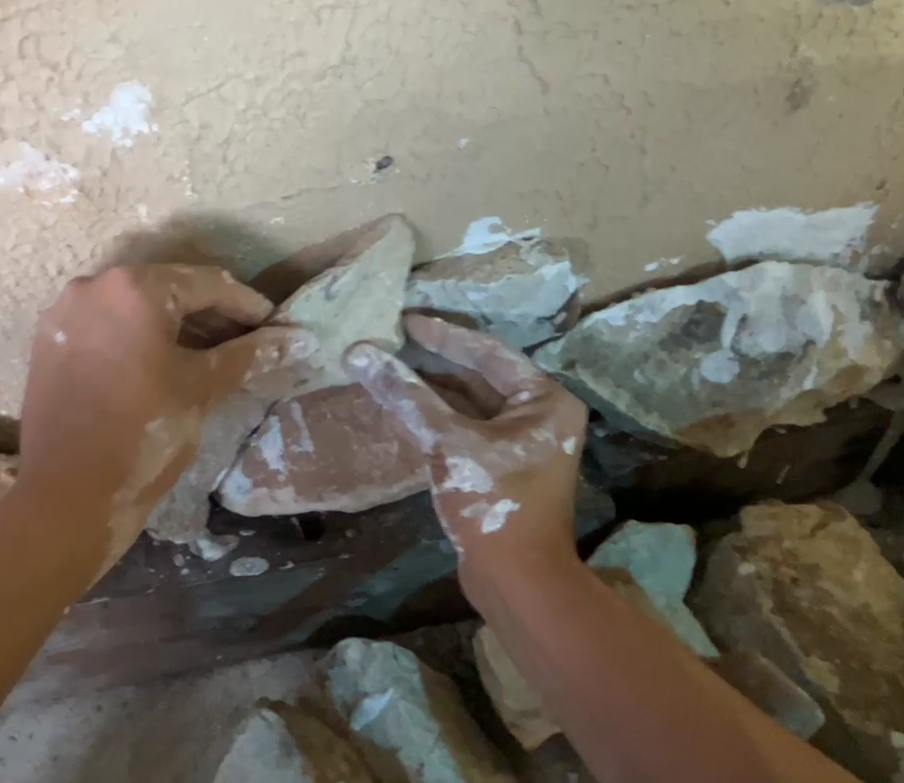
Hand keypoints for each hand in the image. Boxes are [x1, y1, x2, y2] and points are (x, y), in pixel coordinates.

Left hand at [18, 265, 312, 566]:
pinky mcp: (51, 341)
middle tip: (250, 340)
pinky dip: (140, 336)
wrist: (65, 496)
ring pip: (136, 306)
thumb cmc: (141, 435)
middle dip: (212, 313)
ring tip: (214, 354)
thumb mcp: (200, 388)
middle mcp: (94, 286)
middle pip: (169, 288)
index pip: (206, 284)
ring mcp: (66, 312)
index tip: (276, 324)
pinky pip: (108, 324)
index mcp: (134, 288)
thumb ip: (247, 355)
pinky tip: (166, 362)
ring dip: (176, 325)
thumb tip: (297, 339)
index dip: (247, 305)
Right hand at [344, 314, 587, 581]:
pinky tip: (403, 406)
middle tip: (391, 340)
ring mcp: (522, 441)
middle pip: (478, 374)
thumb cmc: (494, 504)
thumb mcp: (447, 443)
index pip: (487, 352)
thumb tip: (358, 353)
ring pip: (469, 402)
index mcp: (544, 399)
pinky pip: (465, 427)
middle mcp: (540, 413)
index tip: (403, 320)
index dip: (442, 335)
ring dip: (430, 388)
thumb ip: (405, 396)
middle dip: (433, 360)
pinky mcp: (502, 465)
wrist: (518, 583)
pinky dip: (435, 416)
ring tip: (389, 368)